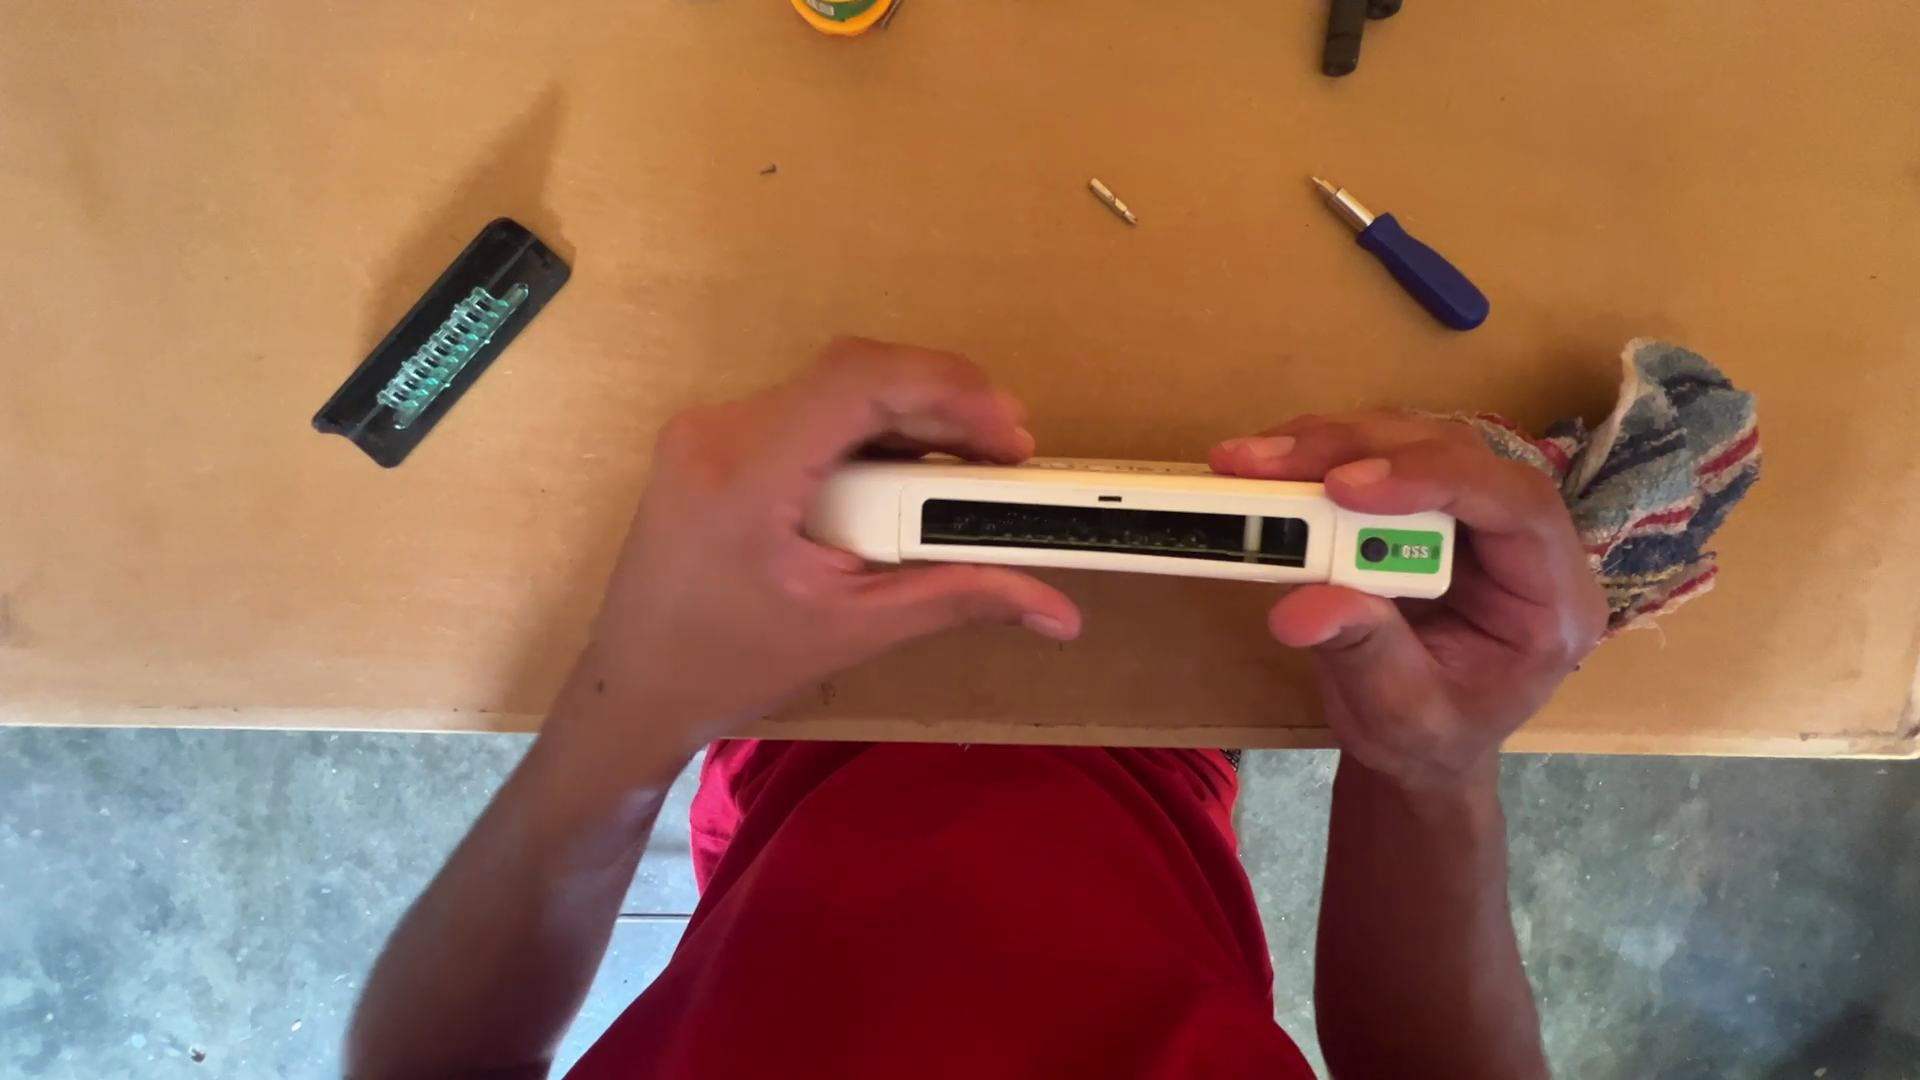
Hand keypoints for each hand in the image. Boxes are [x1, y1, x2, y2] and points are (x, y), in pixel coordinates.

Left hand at [550, 338, 1082, 761]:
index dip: (950, 389)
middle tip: (1008, 452)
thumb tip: (1059, 610)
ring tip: (972, 463)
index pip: (859, 382)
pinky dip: (871, 434)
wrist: (632, 687)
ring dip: (911, 416)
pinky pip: (811, 413)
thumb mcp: (854, 631)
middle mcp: (722, 428)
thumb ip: (959, 600)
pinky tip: (910, 472)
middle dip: (944, 403)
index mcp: (747, 472)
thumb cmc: (733, 668)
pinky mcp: (718, 442)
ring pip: (835, 389)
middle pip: (854, 376)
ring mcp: (712, 428)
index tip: (1012, 433)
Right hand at [1211, 413, 1606, 790]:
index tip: (1343, 486)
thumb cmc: (1425, 735)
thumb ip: (1363, 653)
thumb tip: (1299, 606)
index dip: (1432, 479)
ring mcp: (1462, 516)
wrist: (1416, 742)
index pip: (1514, 505)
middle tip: (1262, 460)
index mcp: (1546, 595)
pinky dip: (1312, 455)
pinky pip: (1370, 456)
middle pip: (1450, 451)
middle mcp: (1513, 538)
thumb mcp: (1399, 711)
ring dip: (1322, 441)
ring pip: (1406, 439)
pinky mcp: (1412, 509)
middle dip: (1351, 447)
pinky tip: (1264, 465)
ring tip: (1247, 460)